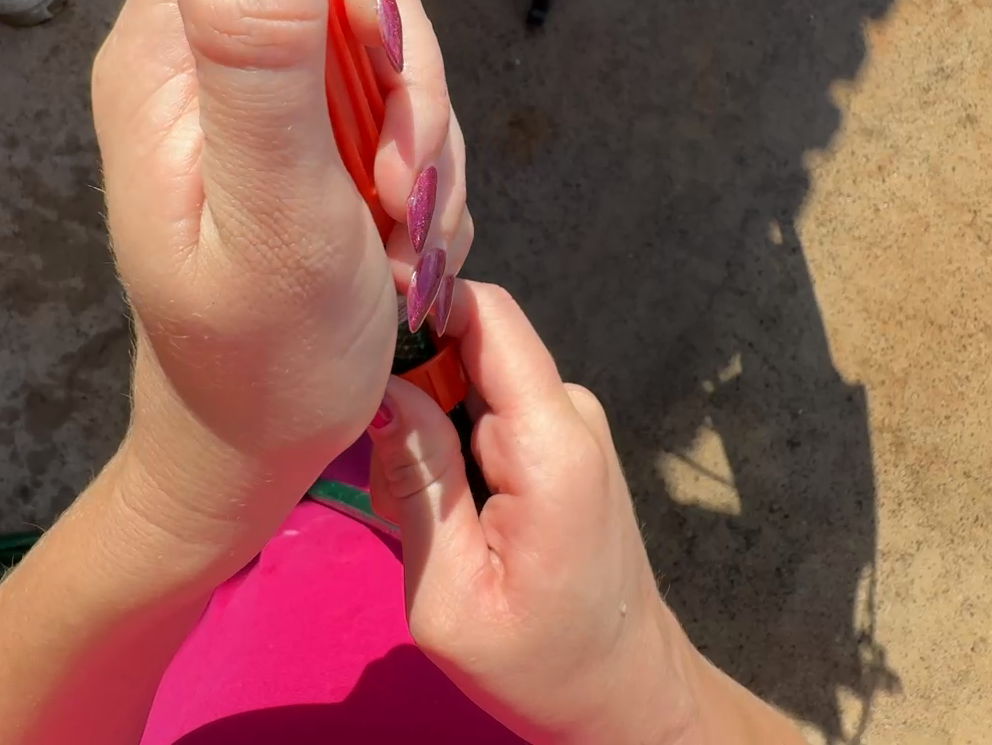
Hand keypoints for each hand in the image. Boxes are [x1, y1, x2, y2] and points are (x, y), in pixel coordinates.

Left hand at [91, 0, 469, 544]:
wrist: (263, 445)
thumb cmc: (261, 355)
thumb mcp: (273, 204)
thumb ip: (258, 33)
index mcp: (171, 58)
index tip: (371, 38)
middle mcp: (214, 63)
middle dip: (403, 63)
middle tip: (395, 178)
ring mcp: (272, 103)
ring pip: (385, 42)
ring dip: (425, 133)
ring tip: (402, 232)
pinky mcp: (317, 143)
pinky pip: (402, 107)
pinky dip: (429, 169)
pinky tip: (407, 241)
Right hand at [367, 284, 805, 744]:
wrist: (628, 691)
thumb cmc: (541, 663)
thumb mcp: (449, 595)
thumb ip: (417, 482)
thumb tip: (384, 386)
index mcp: (552, 443)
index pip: (488, 315)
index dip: (425, 300)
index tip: (363, 331)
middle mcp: (569, 411)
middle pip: (470, 346)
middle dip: (412, 390)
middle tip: (388, 478)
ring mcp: (570, 421)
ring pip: (471, 381)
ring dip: (428, 429)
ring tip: (424, 516)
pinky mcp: (561, 438)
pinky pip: (490, 409)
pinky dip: (453, 445)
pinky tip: (451, 510)